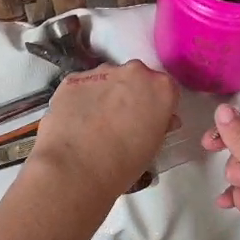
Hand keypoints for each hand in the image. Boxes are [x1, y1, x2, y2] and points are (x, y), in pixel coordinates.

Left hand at [31, 61, 179, 192]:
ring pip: (107, 80)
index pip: (165, 90)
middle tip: (122, 122)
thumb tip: (154, 120)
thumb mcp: (153, 147)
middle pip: (136, 79)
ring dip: (105, 96)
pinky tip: (77, 122)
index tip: (149, 119)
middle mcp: (134, 72)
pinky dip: (81, 99)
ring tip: (95, 125)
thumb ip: (158, 125)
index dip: (156, 106)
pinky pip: (82, 86)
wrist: (77, 167)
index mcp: (161, 88)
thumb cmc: (122, 163)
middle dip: (130, 95)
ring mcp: (101, 73)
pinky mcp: (73, 79)